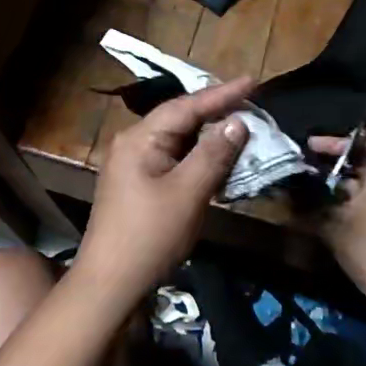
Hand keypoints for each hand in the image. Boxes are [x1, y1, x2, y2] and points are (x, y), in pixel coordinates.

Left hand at [76, 78, 251, 299]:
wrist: (111, 284)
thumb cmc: (150, 234)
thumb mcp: (188, 192)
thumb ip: (214, 154)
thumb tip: (238, 122)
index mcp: (140, 139)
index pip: (187, 106)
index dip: (222, 94)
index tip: (254, 81)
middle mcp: (134, 145)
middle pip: (181, 120)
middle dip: (217, 113)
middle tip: (252, 103)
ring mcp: (134, 167)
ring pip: (179, 142)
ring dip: (211, 137)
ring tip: (243, 128)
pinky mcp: (140, 187)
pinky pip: (176, 161)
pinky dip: (200, 159)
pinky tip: (220, 161)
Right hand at [308, 135, 365, 307]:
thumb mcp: (334, 229)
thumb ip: (313, 209)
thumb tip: (291, 196)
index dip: (343, 141)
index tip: (314, 147)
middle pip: (365, 161)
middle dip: (336, 161)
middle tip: (309, 164)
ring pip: (365, 182)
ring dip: (340, 181)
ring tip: (310, 184)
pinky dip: (347, 198)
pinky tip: (324, 208)